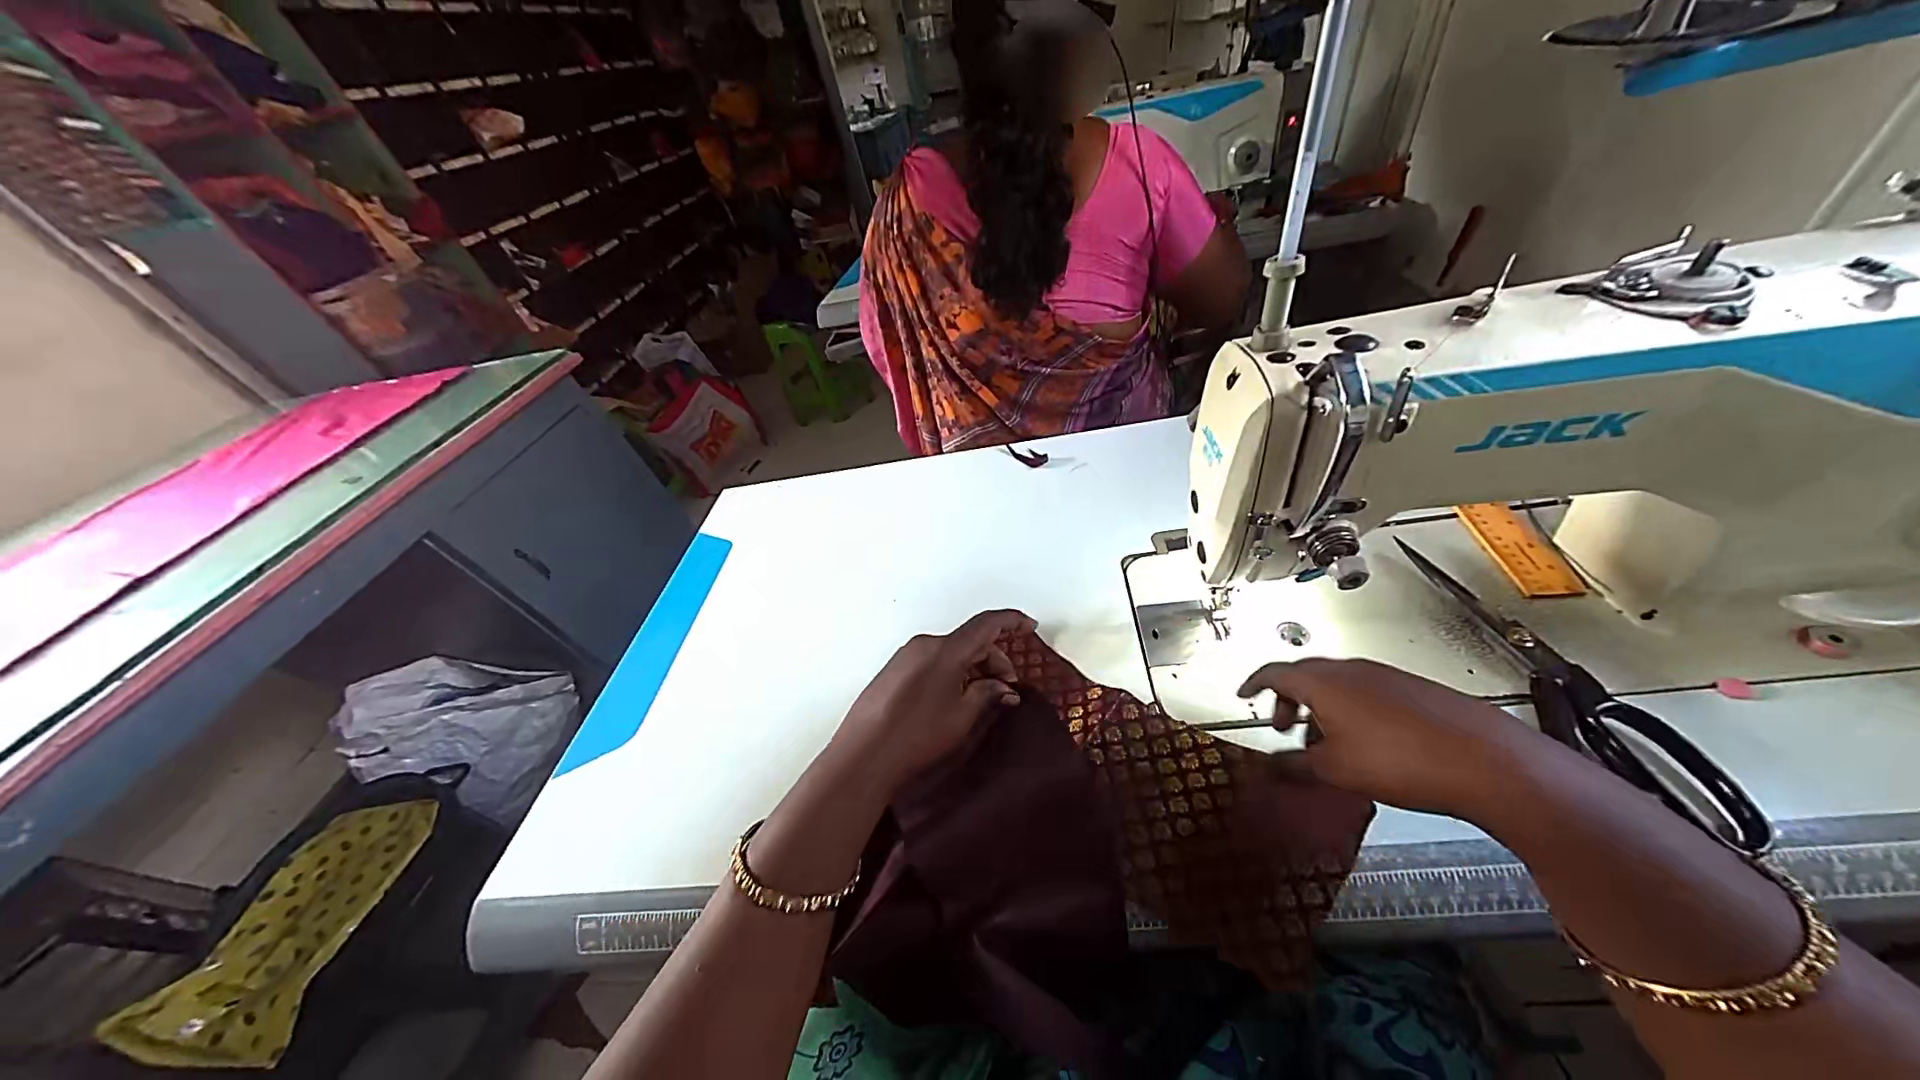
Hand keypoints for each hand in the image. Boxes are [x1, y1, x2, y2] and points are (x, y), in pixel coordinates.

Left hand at [833, 609, 1035, 791]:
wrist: (865, 753)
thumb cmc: (916, 734)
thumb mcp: (962, 716)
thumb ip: (987, 694)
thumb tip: (1003, 688)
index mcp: (945, 649)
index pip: (986, 624)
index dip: (1011, 622)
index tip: (1029, 626)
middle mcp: (924, 644)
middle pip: (969, 640)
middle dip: (994, 659)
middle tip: (1007, 686)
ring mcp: (906, 655)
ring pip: (951, 651)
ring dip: (972, 666)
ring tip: (983, 696)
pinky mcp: (895, 670)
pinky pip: (933, 660)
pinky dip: (952, 671)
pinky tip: (957, 697)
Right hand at [1238, 658, 1549, 820]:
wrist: (1487, 763)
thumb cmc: (1411, 760)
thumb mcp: (1334, 771)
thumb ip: (1294, 766)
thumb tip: (1273, 767)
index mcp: (1322, 682)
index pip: (1273, 673)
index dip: (1254, 684)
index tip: (1245, 692)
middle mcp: (1352, 670)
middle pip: (1304, 677)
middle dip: (1288, 702)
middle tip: (1284, 726)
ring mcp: (1386, 677)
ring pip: (1338, 686)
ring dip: (1322, 710)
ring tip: (1327, 745)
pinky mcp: (1413, 691)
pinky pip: (1367, 694)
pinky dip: (1352, 713)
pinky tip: (1367, 746)